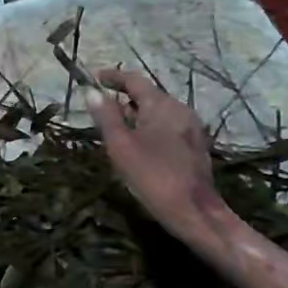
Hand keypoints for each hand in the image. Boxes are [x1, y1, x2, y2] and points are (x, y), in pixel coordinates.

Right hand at [86, 68, 239, 240]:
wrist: (193, 210)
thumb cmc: (152, 176)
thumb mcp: (121, 146)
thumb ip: (106, 117)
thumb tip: (92, 92)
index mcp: (161, 105)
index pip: (135, 80)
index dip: (113, 77)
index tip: (94, 78)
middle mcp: (180, 109)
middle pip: (148, 95)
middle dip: (124, 97)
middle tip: (101, 106)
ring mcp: (191, 127)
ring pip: (159, 112)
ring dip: (137, 114)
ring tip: (116, 126)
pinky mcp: (195, 145)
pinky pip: (168, 126)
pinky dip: (150, 127)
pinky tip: (139, 144)